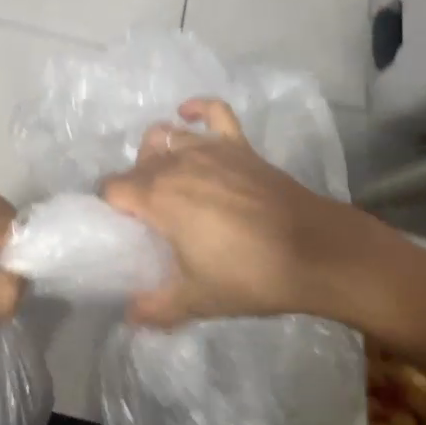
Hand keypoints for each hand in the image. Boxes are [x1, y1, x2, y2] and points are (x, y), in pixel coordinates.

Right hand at [100, 99, 413, 328]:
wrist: (313, 252)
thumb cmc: (249, 275)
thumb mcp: (197, 300)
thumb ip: (156, 307)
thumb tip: (129, 315)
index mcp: (157, 196)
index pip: (112, 188)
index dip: (111, 208)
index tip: (122, 230)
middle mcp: (176, 163)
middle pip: (137, 163)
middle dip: (134, 186)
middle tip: (148, 220)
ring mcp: (210, 148)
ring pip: (165, 136)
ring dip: (156, 154)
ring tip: (165, 179)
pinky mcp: (239, 145)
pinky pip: (213, 112)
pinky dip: (197, 109)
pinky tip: (187, 115)